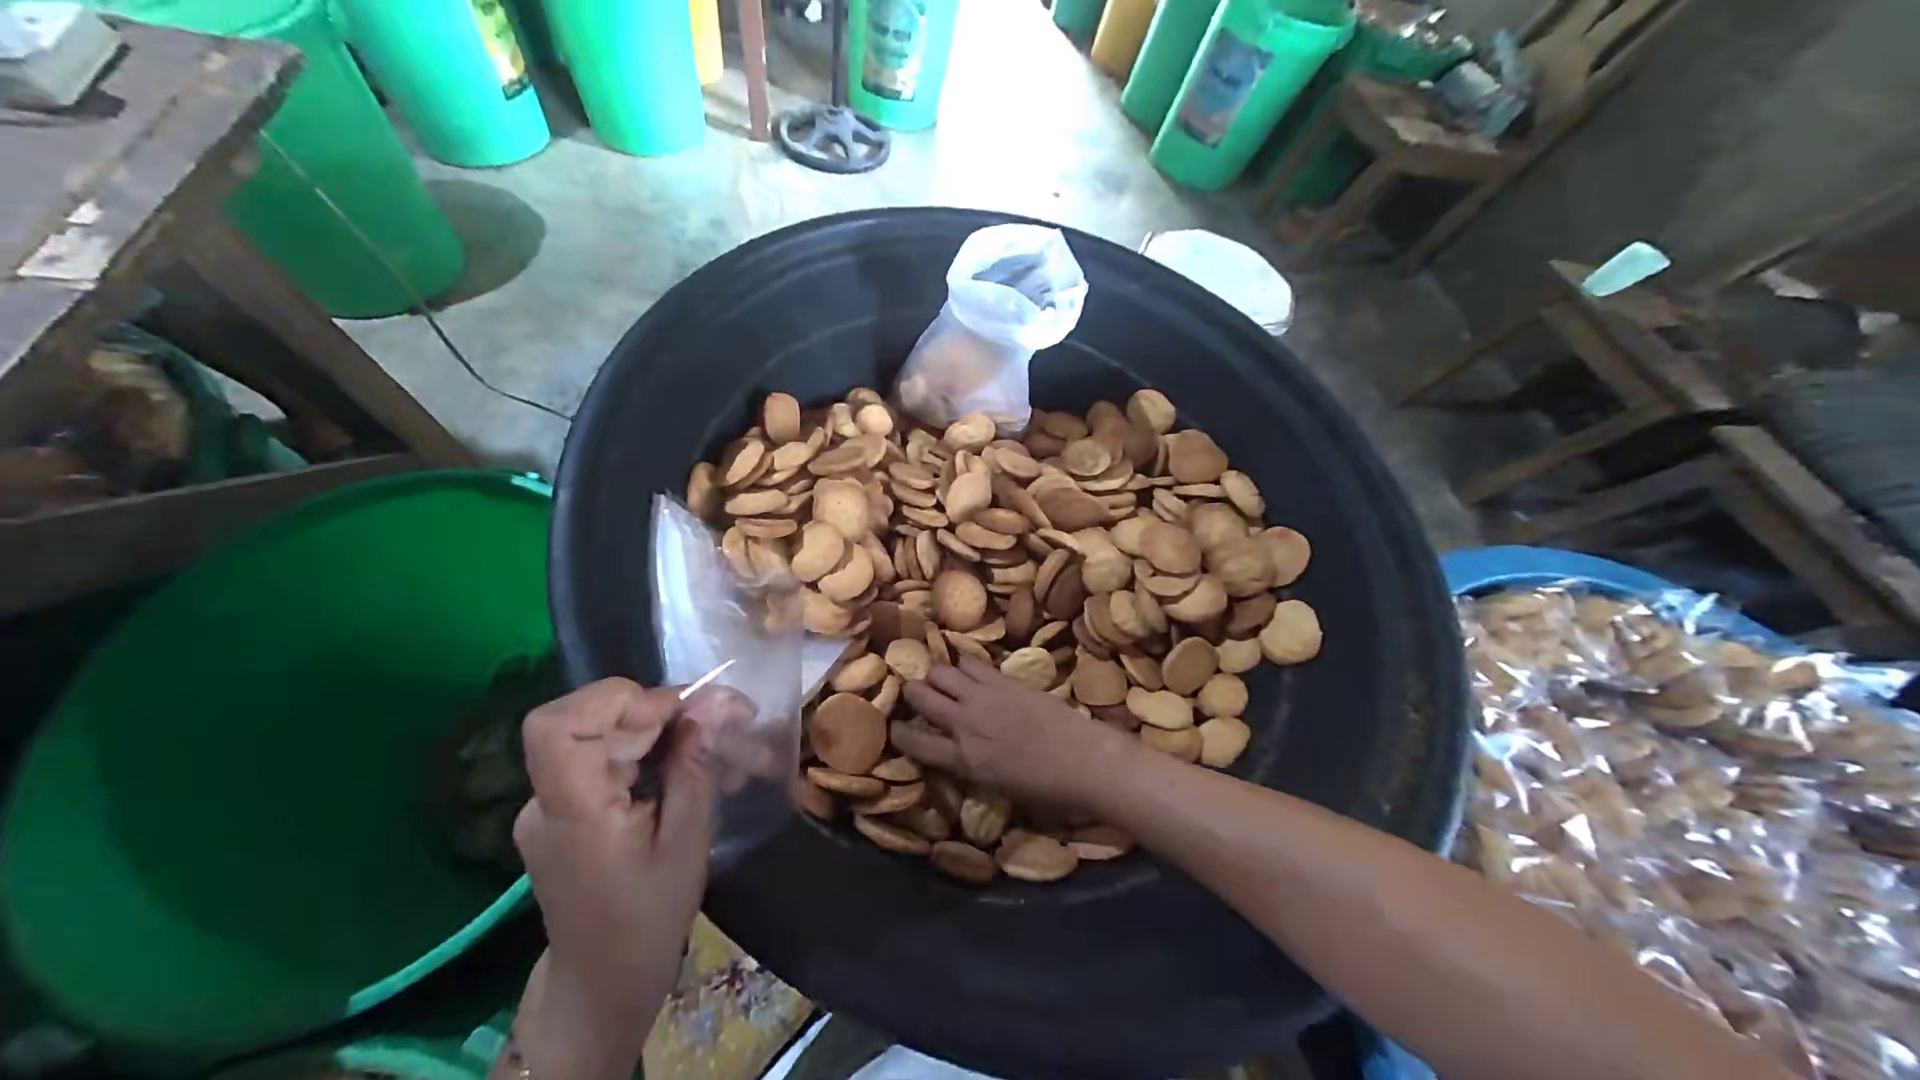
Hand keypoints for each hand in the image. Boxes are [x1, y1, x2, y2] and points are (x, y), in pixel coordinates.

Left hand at [506, 678, 718, 1079]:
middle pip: (597, 722)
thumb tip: (715, 703)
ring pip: (611, 736)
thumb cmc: (648, 919)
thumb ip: (694, 766)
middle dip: (670, 712)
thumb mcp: (687, 842)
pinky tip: (698, 769)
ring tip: (729, 750)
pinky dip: (658, 754)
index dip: (613, 700)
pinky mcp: (571, 807)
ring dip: (671, 732)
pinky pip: (612, 760)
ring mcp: (556, 802)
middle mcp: (550, 798)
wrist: (604, 980)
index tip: (674, 713)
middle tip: (735, 719)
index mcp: (572, 811)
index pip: (557, 726)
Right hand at [893, 657, 1138, 806]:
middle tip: (916, 692)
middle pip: (922, 697)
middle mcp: (965, 724)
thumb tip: (961, 755)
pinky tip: (966, 667)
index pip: (917, 745)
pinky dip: (963, 664)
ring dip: (936, 675)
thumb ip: (973, 766)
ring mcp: (984, 697)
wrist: (1083, 761)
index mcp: (964, 761)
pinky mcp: (1004, 680)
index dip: (900, 735)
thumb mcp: (999, 787)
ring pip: (941, 672)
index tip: (893, 727)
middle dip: (913, 693)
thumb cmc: (1047, 789)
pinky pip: (971, 662)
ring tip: (941, 678)